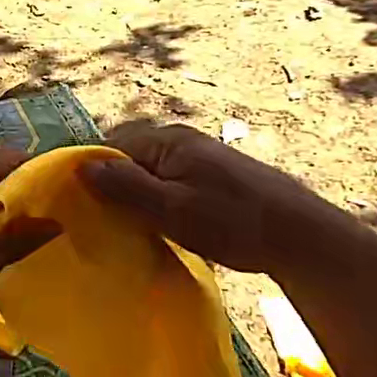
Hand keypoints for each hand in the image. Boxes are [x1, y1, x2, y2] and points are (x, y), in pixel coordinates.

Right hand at [80, 121, 360, 273]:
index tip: (77, 205)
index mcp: (168, 140)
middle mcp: (182, 141)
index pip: (111, 147)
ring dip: (135, 198)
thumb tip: (82, 166)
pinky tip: (156, 226)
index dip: (91, 173)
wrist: (299, 236)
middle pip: (129, 159)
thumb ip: (125, 186)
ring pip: (149, 174)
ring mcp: (199, 158)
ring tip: (125, 228)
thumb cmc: (231, 222)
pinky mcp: (211, 178)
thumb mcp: (171, 208)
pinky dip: (156, 203)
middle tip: (99, 222)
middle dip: (112, 187)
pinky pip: (168, 184)